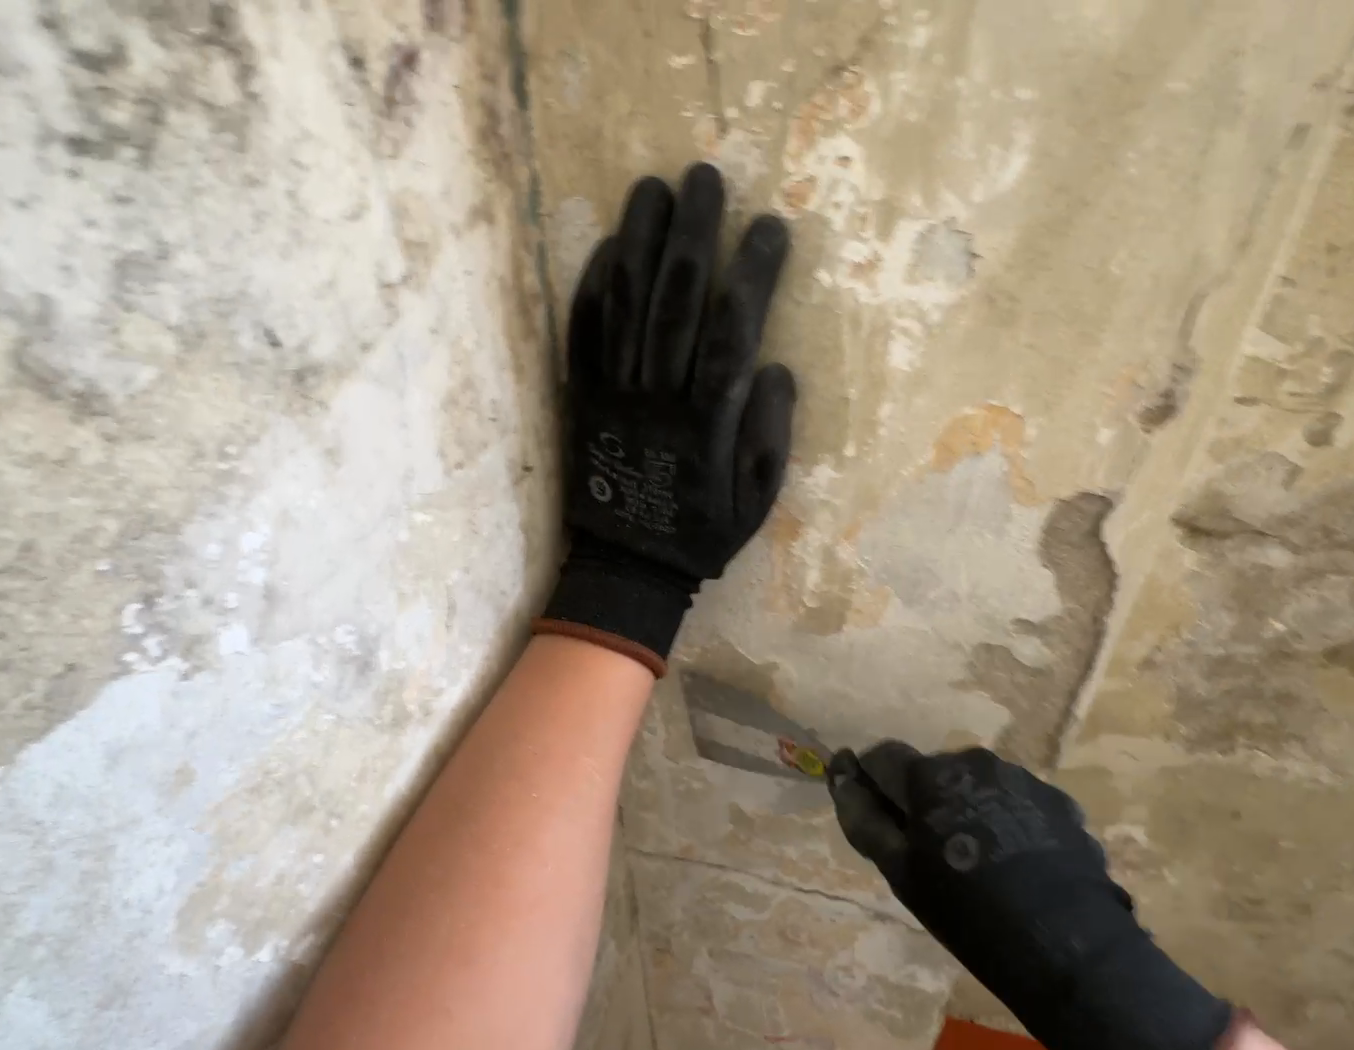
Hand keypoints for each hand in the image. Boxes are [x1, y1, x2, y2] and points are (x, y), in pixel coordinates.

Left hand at [535, 163, 795, 674]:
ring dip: (637, 246)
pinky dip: (590, 293)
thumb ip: (769, 436)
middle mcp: (657, 399)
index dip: (751, 277)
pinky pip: (581, 340)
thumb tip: (773, 367)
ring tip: (651, 188)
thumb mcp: (757, 502)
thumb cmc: (702, 532)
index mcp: (708, 424)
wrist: (628, 567)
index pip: (731, 336)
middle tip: (704, 178)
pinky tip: (603, 247)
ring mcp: (612, 396)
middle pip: (674, 307)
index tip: (770, 226)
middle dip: (691, 238)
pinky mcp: (581, 400)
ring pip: (623, 312)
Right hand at [828, 742, 1237, 1049]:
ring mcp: (1023, 777)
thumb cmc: (966, 912)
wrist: (1068, 948)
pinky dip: (1007, 821)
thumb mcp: (899, 871)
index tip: (884, 822)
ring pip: (976, 784)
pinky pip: (1016, 801)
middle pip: (932, 770)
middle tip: (935, 855)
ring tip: (981, 861)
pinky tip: (1017, 864)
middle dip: (926, 799)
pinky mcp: (1060, 801)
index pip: (882, 757)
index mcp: (929, 773)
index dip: (875, 786)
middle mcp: (974, 760)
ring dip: (968, 808)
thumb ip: (862, 814)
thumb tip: (839, 768)